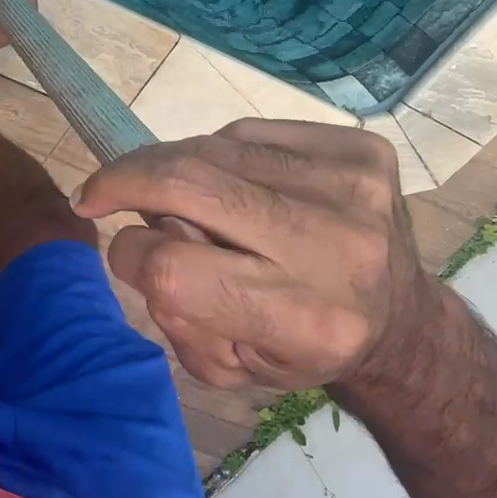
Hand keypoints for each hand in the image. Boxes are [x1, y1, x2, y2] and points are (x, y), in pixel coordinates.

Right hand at [71, 119, 441, 391]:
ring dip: (164, 167)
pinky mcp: (360, 149)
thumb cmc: (299, 348)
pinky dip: (214, 152)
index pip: (172, 267)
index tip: (125, 257)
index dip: (129, 256)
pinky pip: (244, 132)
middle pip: (185, 184)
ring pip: (208, 149)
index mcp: (305, 319)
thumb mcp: (229, 365)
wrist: (402, 321)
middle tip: (93, 193)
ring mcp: (352, 188)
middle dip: (120, 181)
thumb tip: (148, 236)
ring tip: (163, 191)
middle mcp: (336, 248)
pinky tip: (224, 180)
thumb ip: (175, 314)